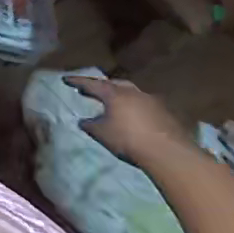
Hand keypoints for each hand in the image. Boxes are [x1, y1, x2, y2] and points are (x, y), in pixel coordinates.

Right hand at [64, 75, 196, 166]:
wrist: (167, 152)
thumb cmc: (127, 139)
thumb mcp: (101, 133)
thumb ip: (90, 124)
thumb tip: (83, 121)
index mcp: (115, 95)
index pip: (92, 84)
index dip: (77, 81)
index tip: (66, 79)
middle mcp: (134, 93)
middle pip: (115, 84)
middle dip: (102, 85)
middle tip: (93, 89)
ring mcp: (152, 101)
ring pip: (132, 92)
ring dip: (121, 95)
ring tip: (114, 102)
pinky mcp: (166, 113)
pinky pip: (145, 104)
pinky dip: (135, 106)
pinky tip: (133, 115)